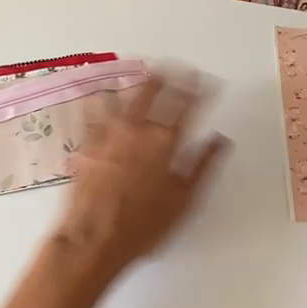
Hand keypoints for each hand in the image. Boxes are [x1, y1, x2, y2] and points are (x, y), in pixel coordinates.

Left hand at [49, 72, 229, 281]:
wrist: (93, 240)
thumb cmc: (142, 226)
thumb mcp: (185, 200)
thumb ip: (204, 165)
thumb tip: (219, 141)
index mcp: (166, 143)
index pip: (189, 106)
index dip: (201, 90)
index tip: (209, 82)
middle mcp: (137, 131)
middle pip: (156, 92)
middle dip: (171, 76)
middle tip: (179, 68)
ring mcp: (109, 135)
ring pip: (126, 96)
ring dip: (139, 81)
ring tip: (147, 69)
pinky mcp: (87, 144)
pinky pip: (94, 112)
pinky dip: (102, 98)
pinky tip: (103, 91)